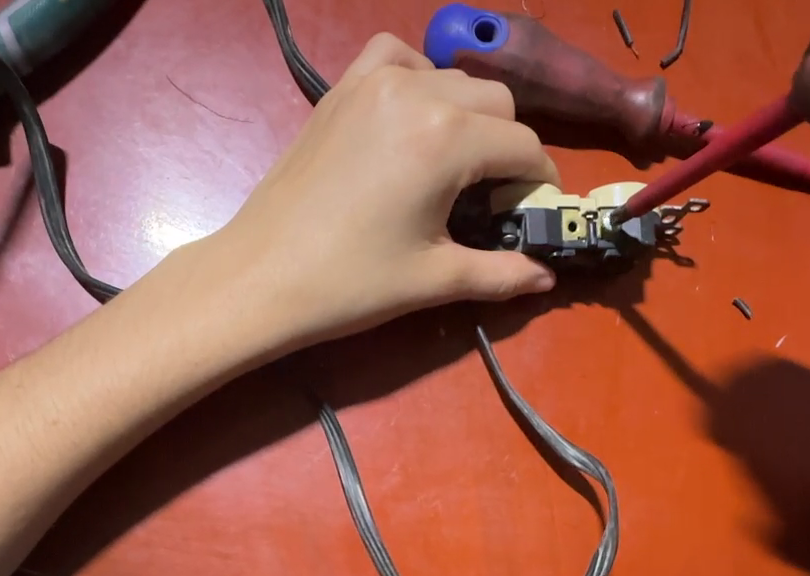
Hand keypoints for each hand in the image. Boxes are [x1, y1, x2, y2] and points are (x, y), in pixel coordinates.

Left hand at [205, 33, 559, 353]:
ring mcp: (373, 81)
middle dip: (508, 147)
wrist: (263, 277)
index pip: (523, 145)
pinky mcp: (341, 88)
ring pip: (452, 78)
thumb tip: (547, 276)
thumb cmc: (352, 284)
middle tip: (490, 198)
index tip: (532, 213)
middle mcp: (417, 93)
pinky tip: (413, 121)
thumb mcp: (435, 280)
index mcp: (447, 139)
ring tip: (452, 166)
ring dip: (469, 116)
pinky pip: (397, 57)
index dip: (538, 182)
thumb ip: (501, 274)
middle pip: (497, 102)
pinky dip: (418, 80)